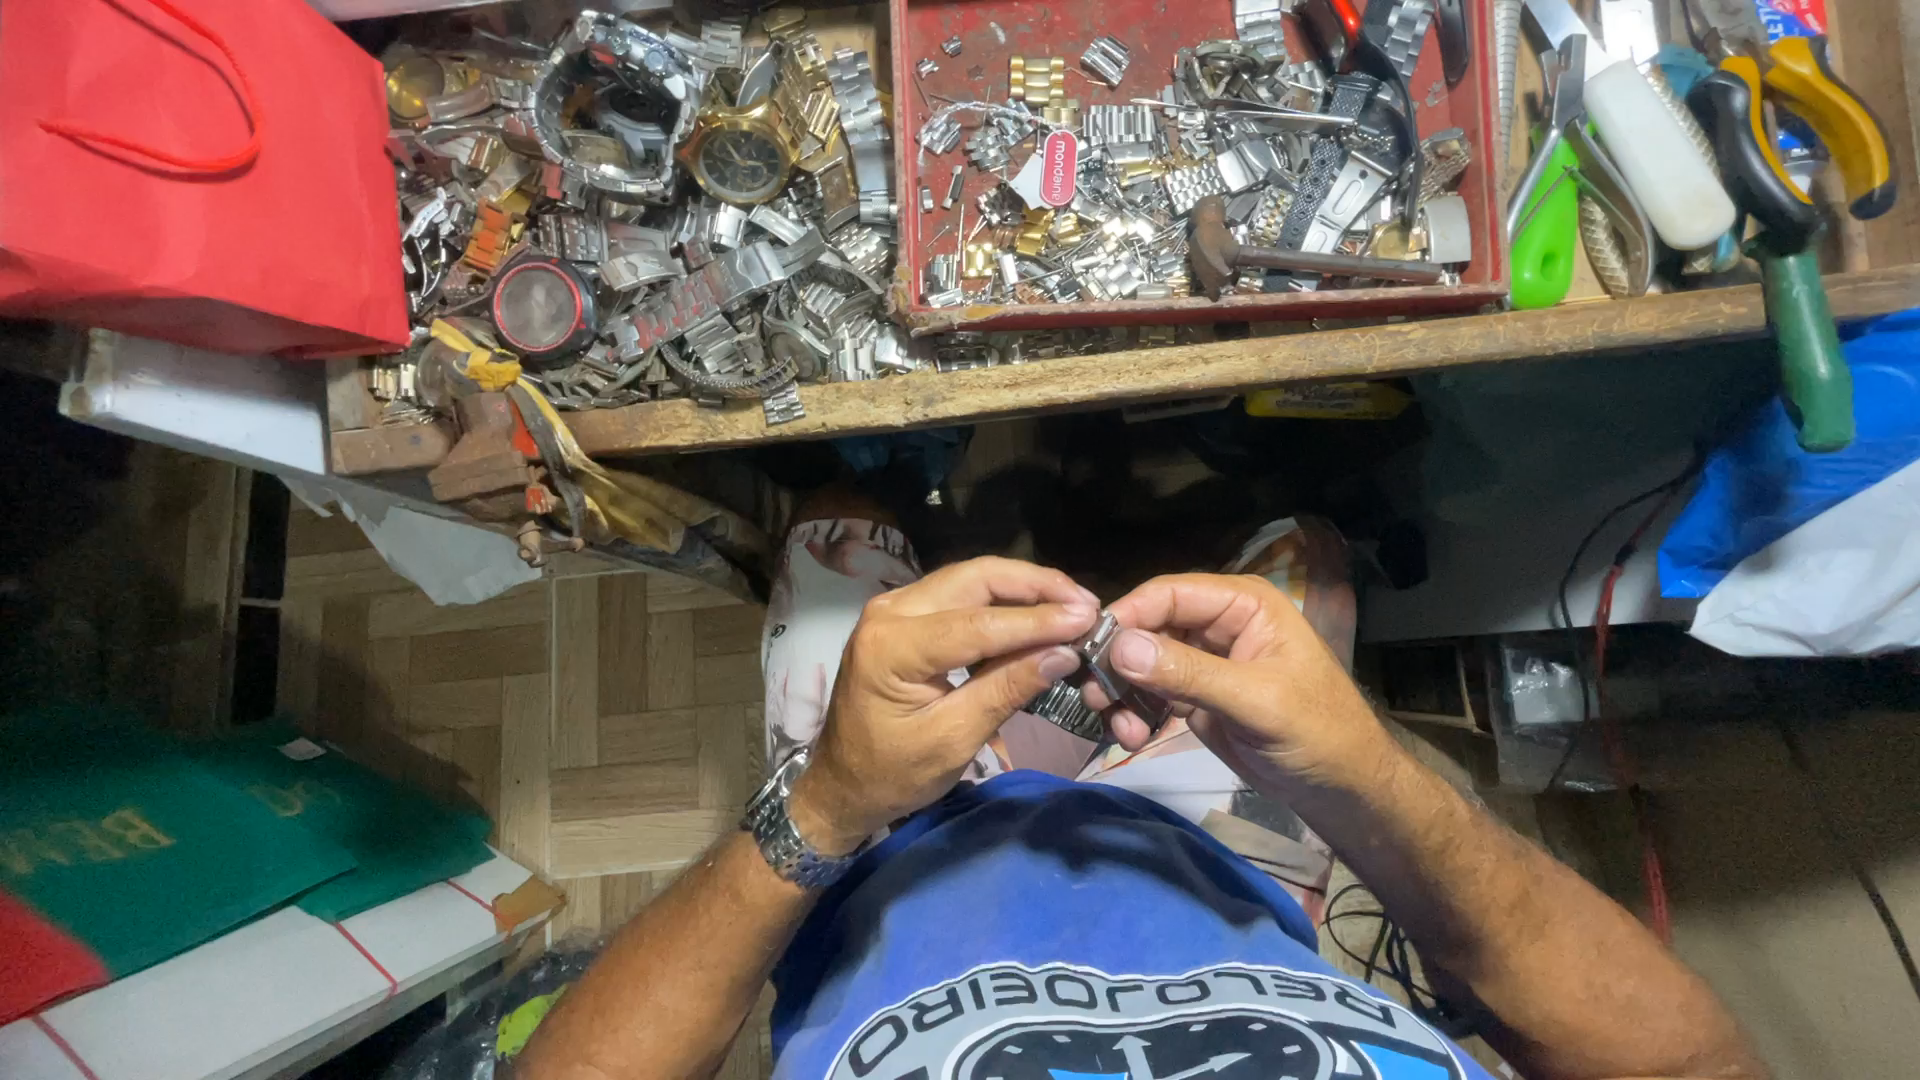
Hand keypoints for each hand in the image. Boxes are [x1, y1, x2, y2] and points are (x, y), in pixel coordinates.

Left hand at [789, 557, 1099, 854]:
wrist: (841, 784)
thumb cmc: (892, 773)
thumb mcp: (953, 739)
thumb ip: (1007, 689)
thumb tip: (1064, 652)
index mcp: (891, 646)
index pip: (978, 623)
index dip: (1038, 620)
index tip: (1088, 619)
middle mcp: (889, 611)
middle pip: (974, 578)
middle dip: (1036, 586)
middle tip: (1086, 604)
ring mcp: (893, 607)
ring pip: (970, 579)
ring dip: (1022, 588)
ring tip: (1071, 605)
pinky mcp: (903, 615)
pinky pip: (959, 594)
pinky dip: (1001, 600)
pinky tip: (1034, 613)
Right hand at [1083, 573, 1395, 796]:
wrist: (1342, 791)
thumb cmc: (1318, 733)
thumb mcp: (1256, 701)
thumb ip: (1189, 672)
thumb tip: (1121, 648)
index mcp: (1241, 604)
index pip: (1170, 593)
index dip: (1128, 615)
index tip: (1091, 649)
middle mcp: (1216, 623)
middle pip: (1147, 626)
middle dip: (1118, 662)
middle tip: (1095, 696)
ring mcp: (1201, 659)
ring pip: (1140, 661)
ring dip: (1121, 693)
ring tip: (1120, 729)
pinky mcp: (1191, 694)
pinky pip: (1147, 692)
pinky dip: (1132, 712)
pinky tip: (1132, 736)